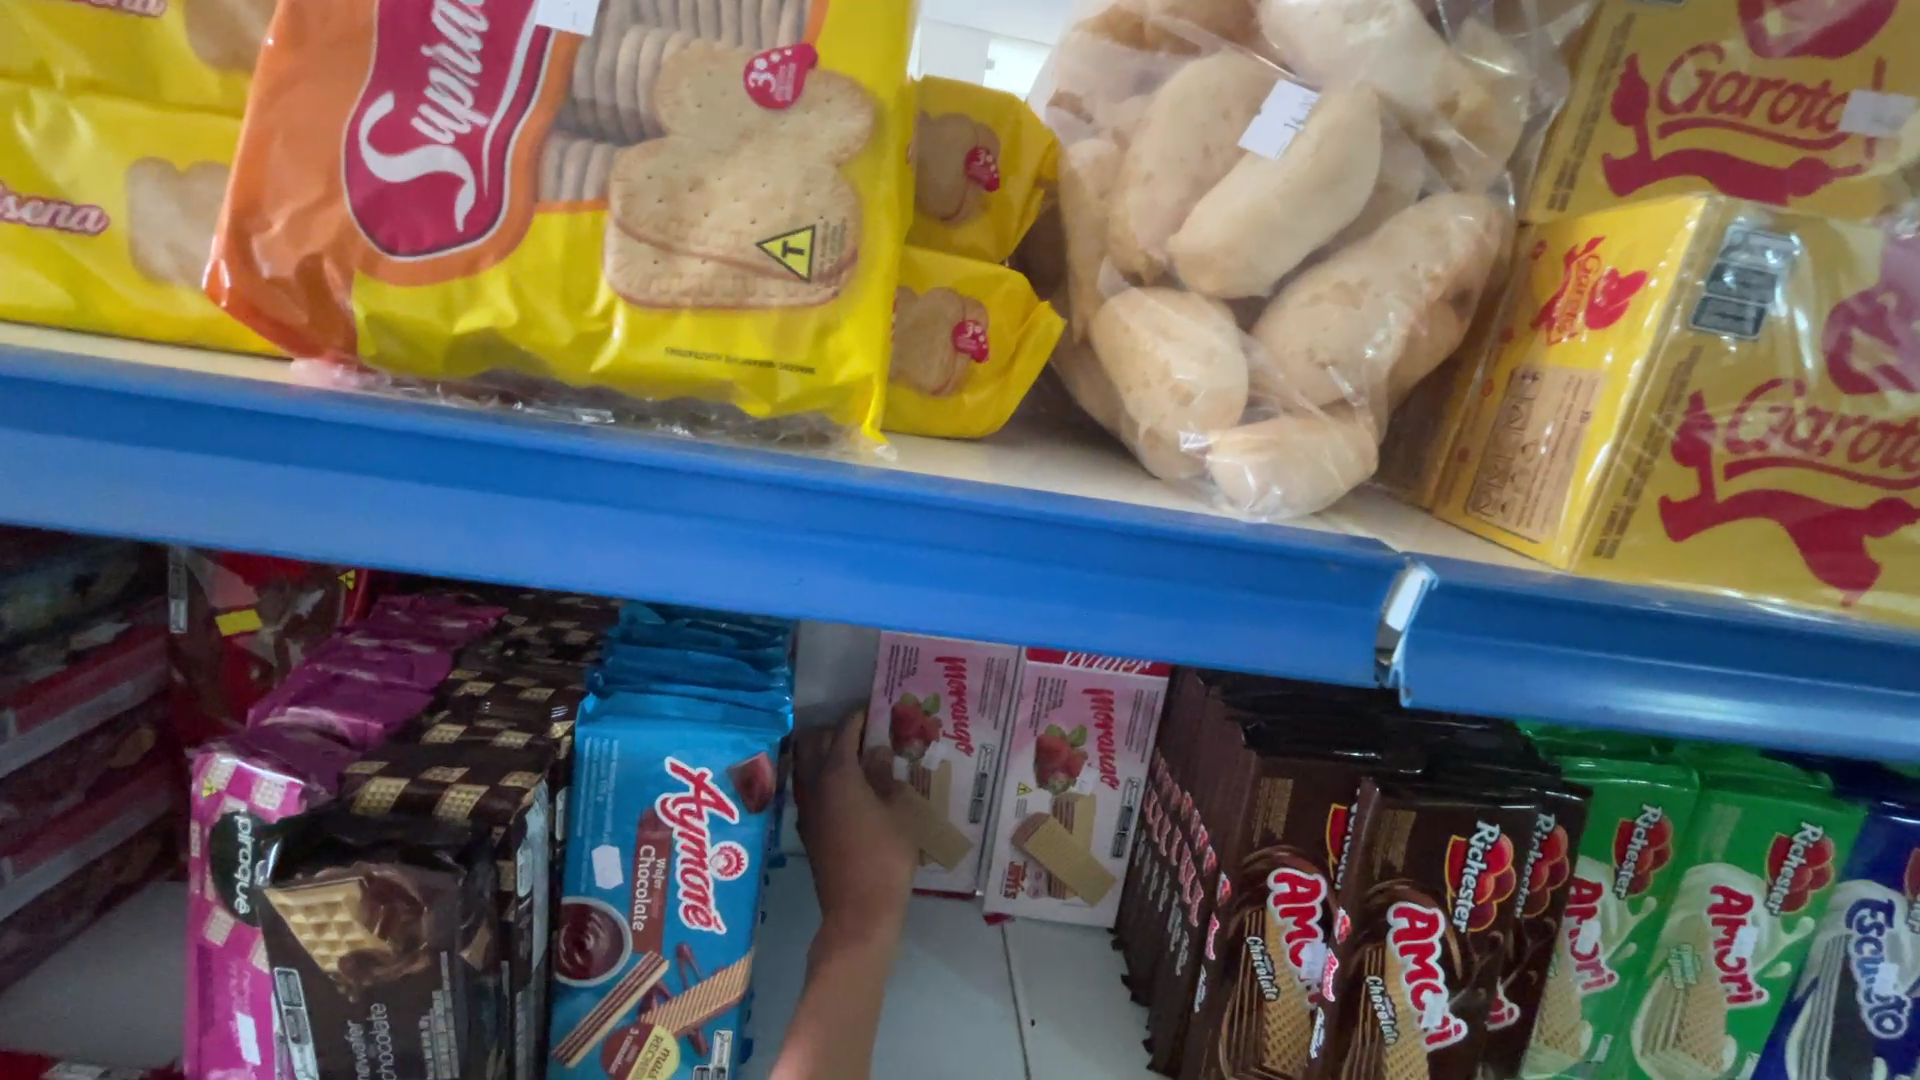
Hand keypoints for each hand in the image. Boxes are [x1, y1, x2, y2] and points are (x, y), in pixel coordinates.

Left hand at [791, 709, 917, 949]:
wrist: (859, 911)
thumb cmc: (886, 855)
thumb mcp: (900, 810)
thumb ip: (886, 776)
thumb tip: (878, 753)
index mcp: (838, 774)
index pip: (844, 731)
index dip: (859, 718)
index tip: (874, 711)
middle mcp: (814, 785)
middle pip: (813, 742)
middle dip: (834, 730)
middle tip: (861, 732)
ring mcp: (806, 808)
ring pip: (804, 764)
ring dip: (821, 752)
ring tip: (850, 755)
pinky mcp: (806, 829)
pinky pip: (807, 787)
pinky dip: (820, 776)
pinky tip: (843, 786)